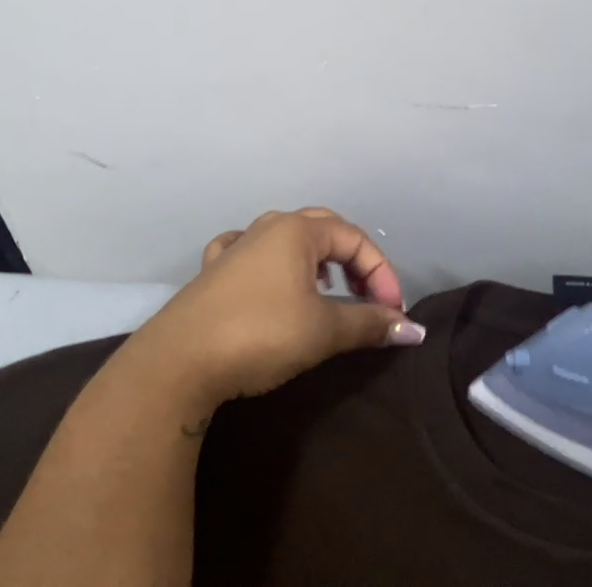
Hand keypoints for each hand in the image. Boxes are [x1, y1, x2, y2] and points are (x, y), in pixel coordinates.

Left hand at [123, 208, 424, 414]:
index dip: (382, 273)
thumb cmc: (260, 334)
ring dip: (317, 261)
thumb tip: (413, 329)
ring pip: (287, 240)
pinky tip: (273, 282)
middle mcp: (266, 228)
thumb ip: (370, 324)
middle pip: (324, 230)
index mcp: (297, 231)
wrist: (179, 362)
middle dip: (354, 262)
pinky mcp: (212, 273)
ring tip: (330, 292)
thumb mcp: (323, 330)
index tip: (393, 313)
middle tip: (369, 299)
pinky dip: (274, 264)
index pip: (355, 239)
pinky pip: (251, 254)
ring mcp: (235, 248)